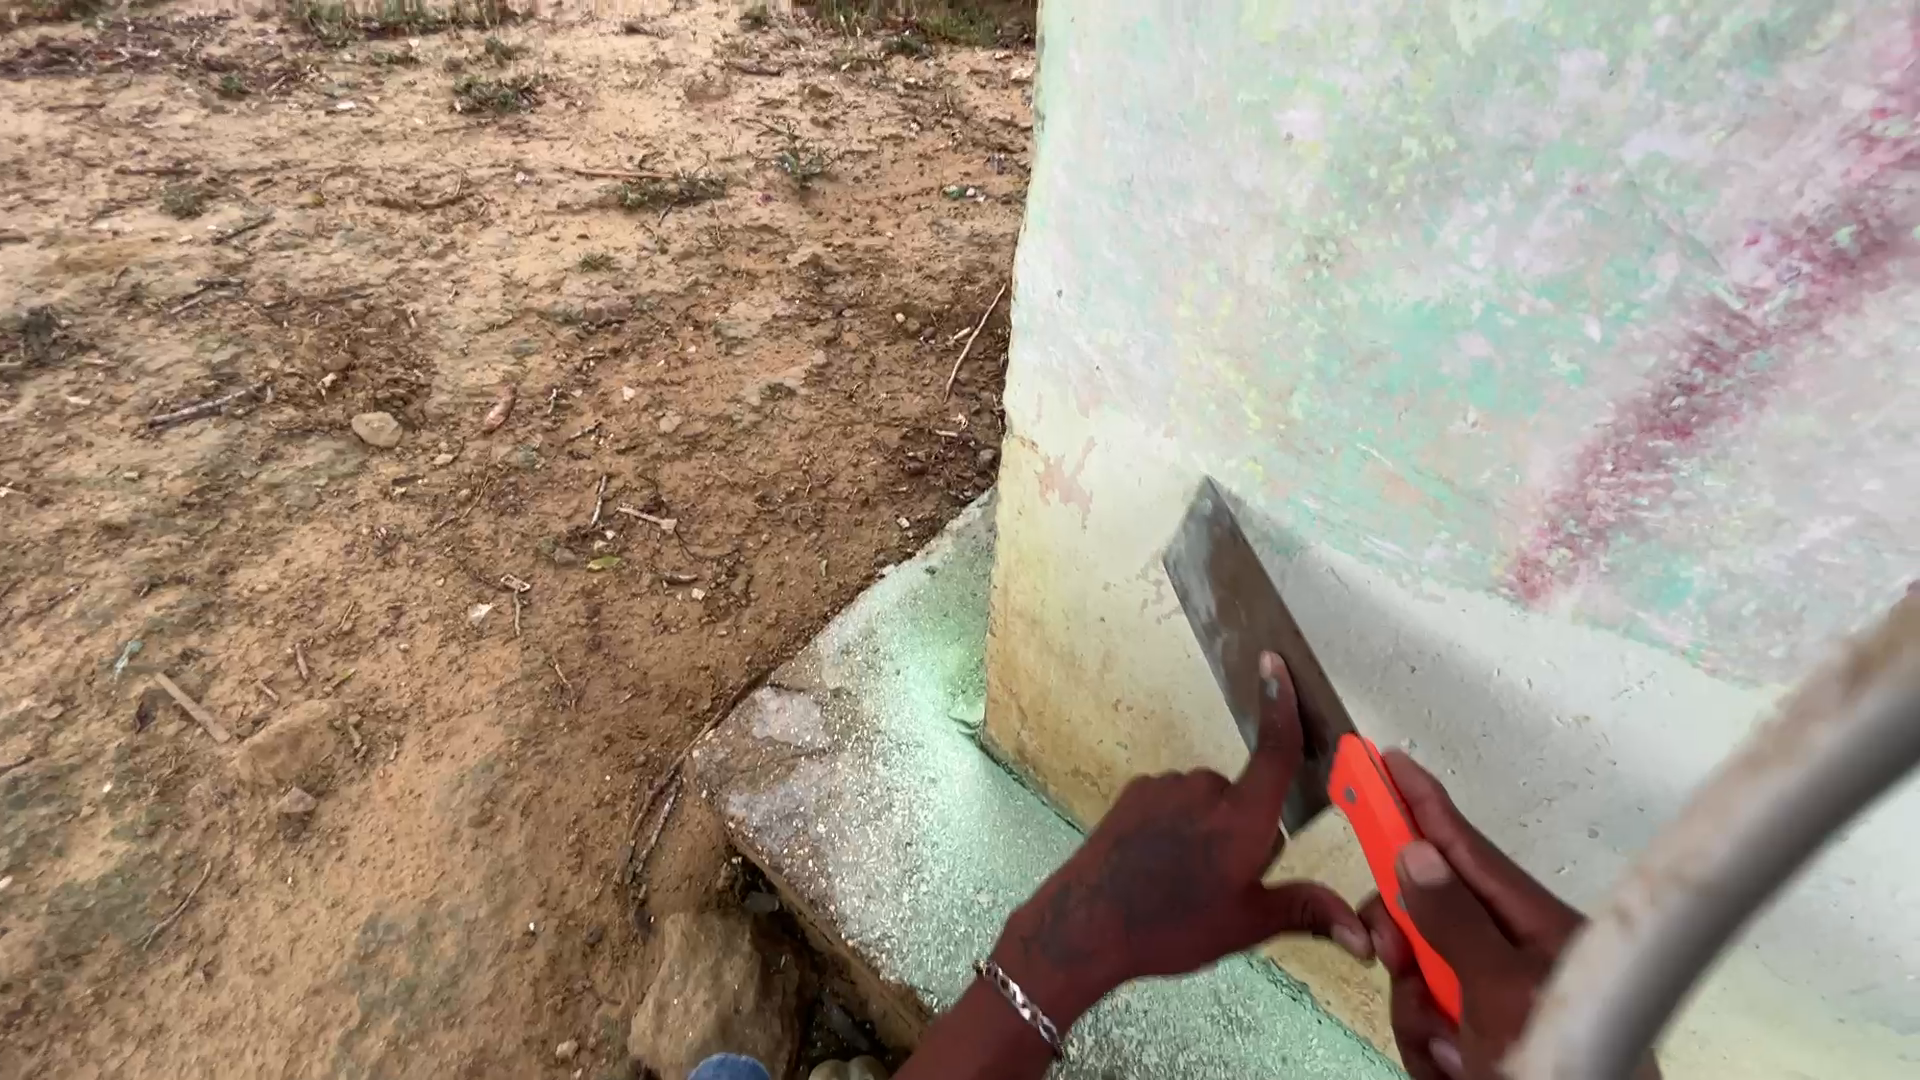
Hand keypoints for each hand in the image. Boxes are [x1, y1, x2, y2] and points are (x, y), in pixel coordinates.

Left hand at [990, 653, 1372, 1025]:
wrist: (1089, 920)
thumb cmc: (1173, 925)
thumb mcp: (1248, 925)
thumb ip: (1306, 910)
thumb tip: (1363, 935)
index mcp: (1241, 817)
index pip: (1274, 751)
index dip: (1281, 705)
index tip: (1275, 662)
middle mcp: (1203, 788)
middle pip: (1245, 796)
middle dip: (1246, 829)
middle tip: (1221, 880)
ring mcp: (1165, 785)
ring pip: (1208, 800)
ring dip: (1209, 826)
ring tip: (1184, 876)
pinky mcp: (1137, 789)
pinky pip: (1174, 798)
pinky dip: (1176, 822)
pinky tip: (1158, 858)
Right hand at [1359, 751, 1585, 1079]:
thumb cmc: (1565, 1072)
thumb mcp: (1504, 998)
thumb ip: (1454, 922)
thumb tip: (1412, 851)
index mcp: (1539, 929)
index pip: (1463, 846)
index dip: (1419, 798)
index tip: (1382, 756)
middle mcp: (1513, 954)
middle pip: (1423, 908)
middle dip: (1402, 938)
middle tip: (1392, 957)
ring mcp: (1494, 995)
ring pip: (1414, 967)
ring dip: (1418, 1010)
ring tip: (1455, 1056)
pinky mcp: (1477, 1033)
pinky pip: (1420, 1012)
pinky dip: (1427, 1043)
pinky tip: (1458, 1071)